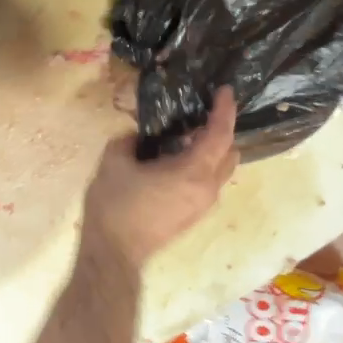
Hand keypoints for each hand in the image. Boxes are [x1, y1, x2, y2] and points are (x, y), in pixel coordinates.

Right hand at [83, 87, 237, 268]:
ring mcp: (203, 204)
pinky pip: (207, 182)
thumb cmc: (115, 204)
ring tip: (183, 137)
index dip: (223, 111)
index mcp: (193, 172)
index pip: (218, 135)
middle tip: (200, 114)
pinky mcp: (193, 214)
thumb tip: (135, 135)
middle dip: (220, 131)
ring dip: (210, 150)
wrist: (116, 251)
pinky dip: (200, 166)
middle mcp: (208, 188)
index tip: (224, 91)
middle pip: (229, 154)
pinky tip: (172, 162)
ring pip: (220, 170)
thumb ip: (128, 142)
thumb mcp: (113, 163)